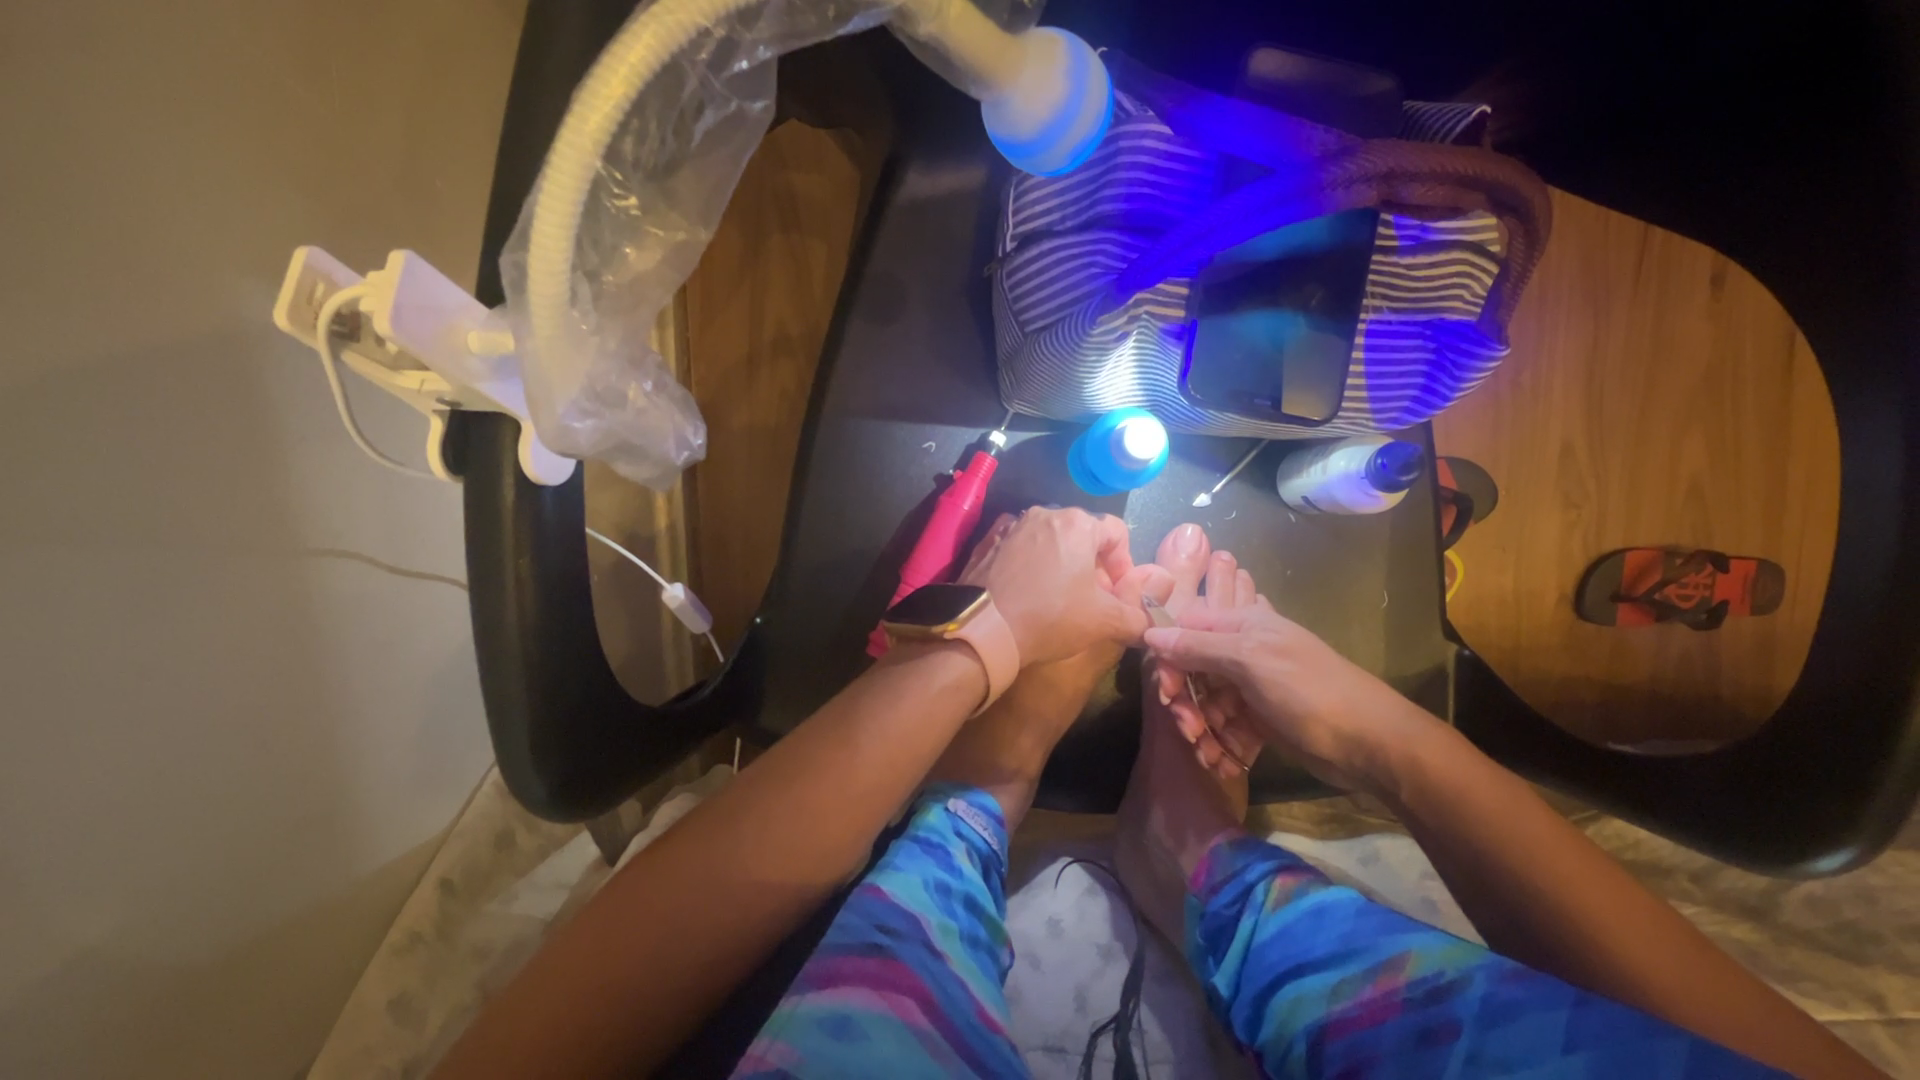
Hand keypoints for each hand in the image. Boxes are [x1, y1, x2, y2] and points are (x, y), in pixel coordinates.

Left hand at [958, 507, 1153, 667]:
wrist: (981, 630)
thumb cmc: (1050, 617)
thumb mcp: (1104, 622)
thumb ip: (1137, 617)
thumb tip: (1148, 620)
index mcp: (1077, 523)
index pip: (1117, 532)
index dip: (1124, 565)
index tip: (1118, 595)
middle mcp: (1043, 514)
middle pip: (1083, 535)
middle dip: (1094, 566)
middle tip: (1092, 600)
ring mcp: (1011, 526)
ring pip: (1050, 540)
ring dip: (1062, 565)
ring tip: (1059, 598)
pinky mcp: (987, 543)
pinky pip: (1020, 548)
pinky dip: (1031, 565)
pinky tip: (1028, 593)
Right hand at [1143, 603, 1447, 794]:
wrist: (1370, 744)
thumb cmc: (1309, 692)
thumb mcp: (1250, 660)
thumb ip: (1198, 646)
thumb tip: (1149, 633)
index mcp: (1241, 625)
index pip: (1185, 632)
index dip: (1169, 661)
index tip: (1167, 693)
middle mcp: (1243, 651)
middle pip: (1192, 671)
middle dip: (1185, 702)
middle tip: (1190, 731)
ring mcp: (1252, 686)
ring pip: (1205, 702)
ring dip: (1200, 728)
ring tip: (1208, 753)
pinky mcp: (1260, 718)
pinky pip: (1224, 726)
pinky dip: (1218, 744)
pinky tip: (1221, 763)